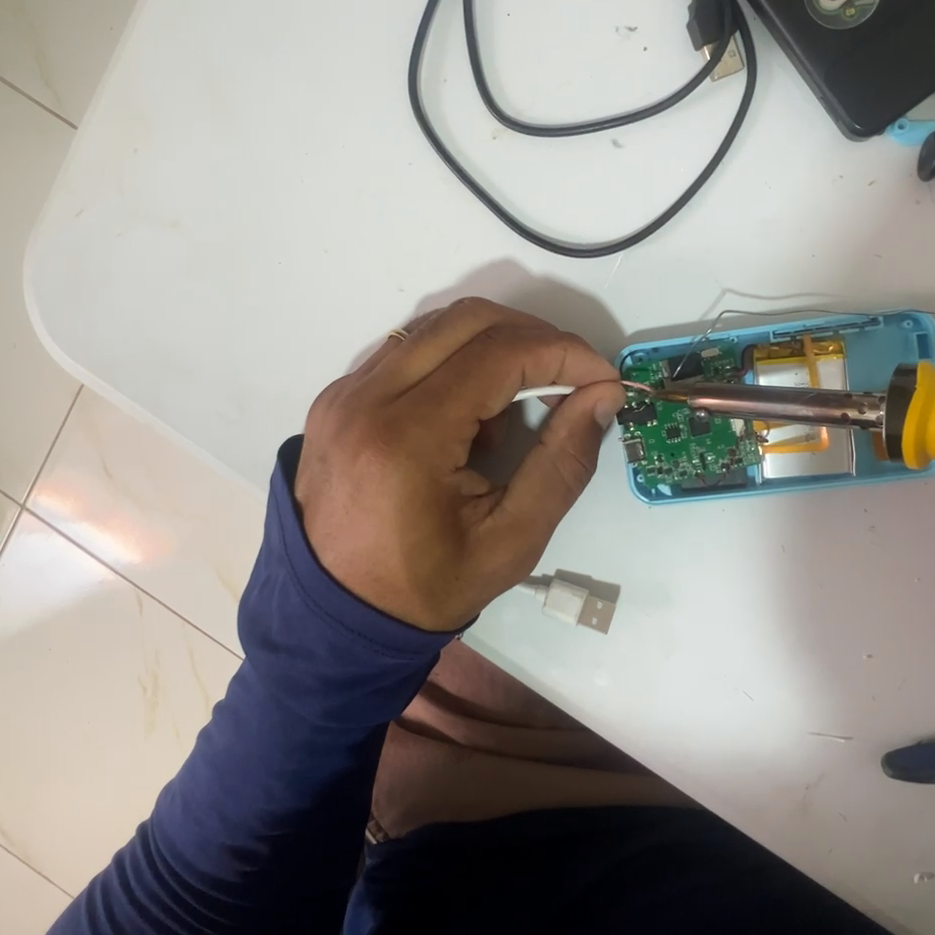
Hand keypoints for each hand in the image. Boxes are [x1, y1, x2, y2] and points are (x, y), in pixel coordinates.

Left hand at [294, 298, 626, 631]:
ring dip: (494, 348)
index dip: (563, 354)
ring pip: (437, 326)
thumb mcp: (510, 542)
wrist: (331, 615)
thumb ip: (562, 465)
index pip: (498, 354)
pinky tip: (470, 420)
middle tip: (572, 381)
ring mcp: (345, 393)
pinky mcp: (338, 398)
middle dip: (535, 338)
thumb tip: (602, 396)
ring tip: (517, 412)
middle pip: (468, 319)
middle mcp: (366, 397)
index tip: (604, 380)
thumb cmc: (424, 589)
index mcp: (405, 438)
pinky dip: (455, 363)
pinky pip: (410, 351)